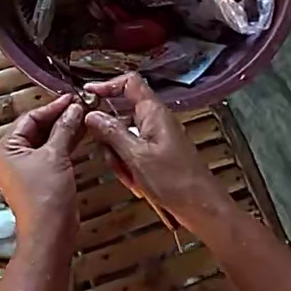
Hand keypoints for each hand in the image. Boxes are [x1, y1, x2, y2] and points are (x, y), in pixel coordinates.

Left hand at [0, 94, 85, 252]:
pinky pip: (52, 153)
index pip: (30, 118)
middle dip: (60, 117)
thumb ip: (65, 128)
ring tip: (84, 116)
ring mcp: (26, 168)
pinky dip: (65, 143)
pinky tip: (81, 133)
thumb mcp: (55, 155)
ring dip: (65, 129)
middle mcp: (12, 157)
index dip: (52, 107)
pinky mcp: (40, 177)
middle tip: (80, 106)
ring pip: (46, 140)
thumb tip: (74, 108)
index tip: (72, 99)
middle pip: (37, 128)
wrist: (51, 231)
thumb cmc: (45, 195)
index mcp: (6, 149)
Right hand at [82, 74, 236, 233]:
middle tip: (114, 157)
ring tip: (131, 176)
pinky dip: (130, 168)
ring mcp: (156, 138)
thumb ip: (111, 133)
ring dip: (120, 158)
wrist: (201, 207)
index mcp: (154, 112)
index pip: (129, 83)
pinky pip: (133, 154)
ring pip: (123, 138)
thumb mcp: (136, 156)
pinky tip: (137, 183)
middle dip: (110, 139)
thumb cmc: (176, 180)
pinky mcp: (157, 155)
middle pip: (120, 115)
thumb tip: (91, 116)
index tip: (88, 94)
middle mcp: (155, 121)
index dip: (107, 85)